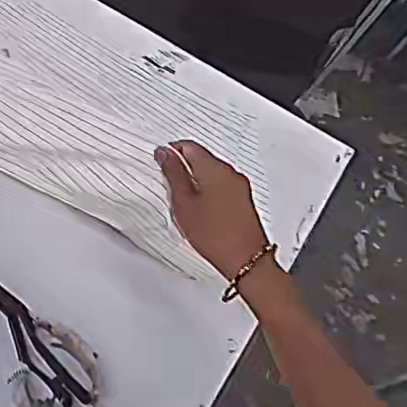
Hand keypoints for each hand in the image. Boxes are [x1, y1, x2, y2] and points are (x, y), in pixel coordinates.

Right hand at [154, 141, 271, 281]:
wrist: (246, 261)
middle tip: (169, 186)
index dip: (171, 152)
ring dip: (195, 181)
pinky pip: (221, 186)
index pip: (188, 146)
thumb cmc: (216, 234)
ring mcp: (239, 186)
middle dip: (182, 168)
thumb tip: (164, 153)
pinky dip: (207, 192)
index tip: (161, 162)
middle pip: (201, 157)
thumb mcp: (183, 202)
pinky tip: (200, 211)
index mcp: (214, 168)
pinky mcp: (243, 200)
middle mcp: (230, 173)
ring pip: (211, 172)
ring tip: (184, 203)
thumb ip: (172, 173)